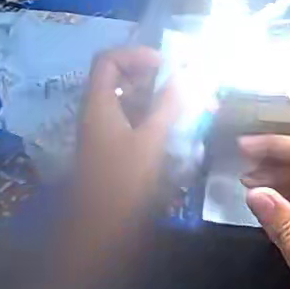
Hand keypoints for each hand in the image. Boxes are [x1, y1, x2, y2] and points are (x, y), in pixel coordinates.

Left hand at [63, 47, 182, 264]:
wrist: (97, 233)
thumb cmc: (122, 183)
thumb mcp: (151, 141)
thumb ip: (168, 105)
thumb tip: (185, 75)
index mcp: (99, 104)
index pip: (108, 60)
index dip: (137, 55)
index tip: (168, 65)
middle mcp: (97, 114)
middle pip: (120, 80)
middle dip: (155, 79)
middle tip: (188, 88)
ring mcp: (103, 134)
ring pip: (129, 104)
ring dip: (158, 101)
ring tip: (192, 110)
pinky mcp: (113, 153)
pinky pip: (133, 125)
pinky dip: (155, 122)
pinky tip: (181, 134)